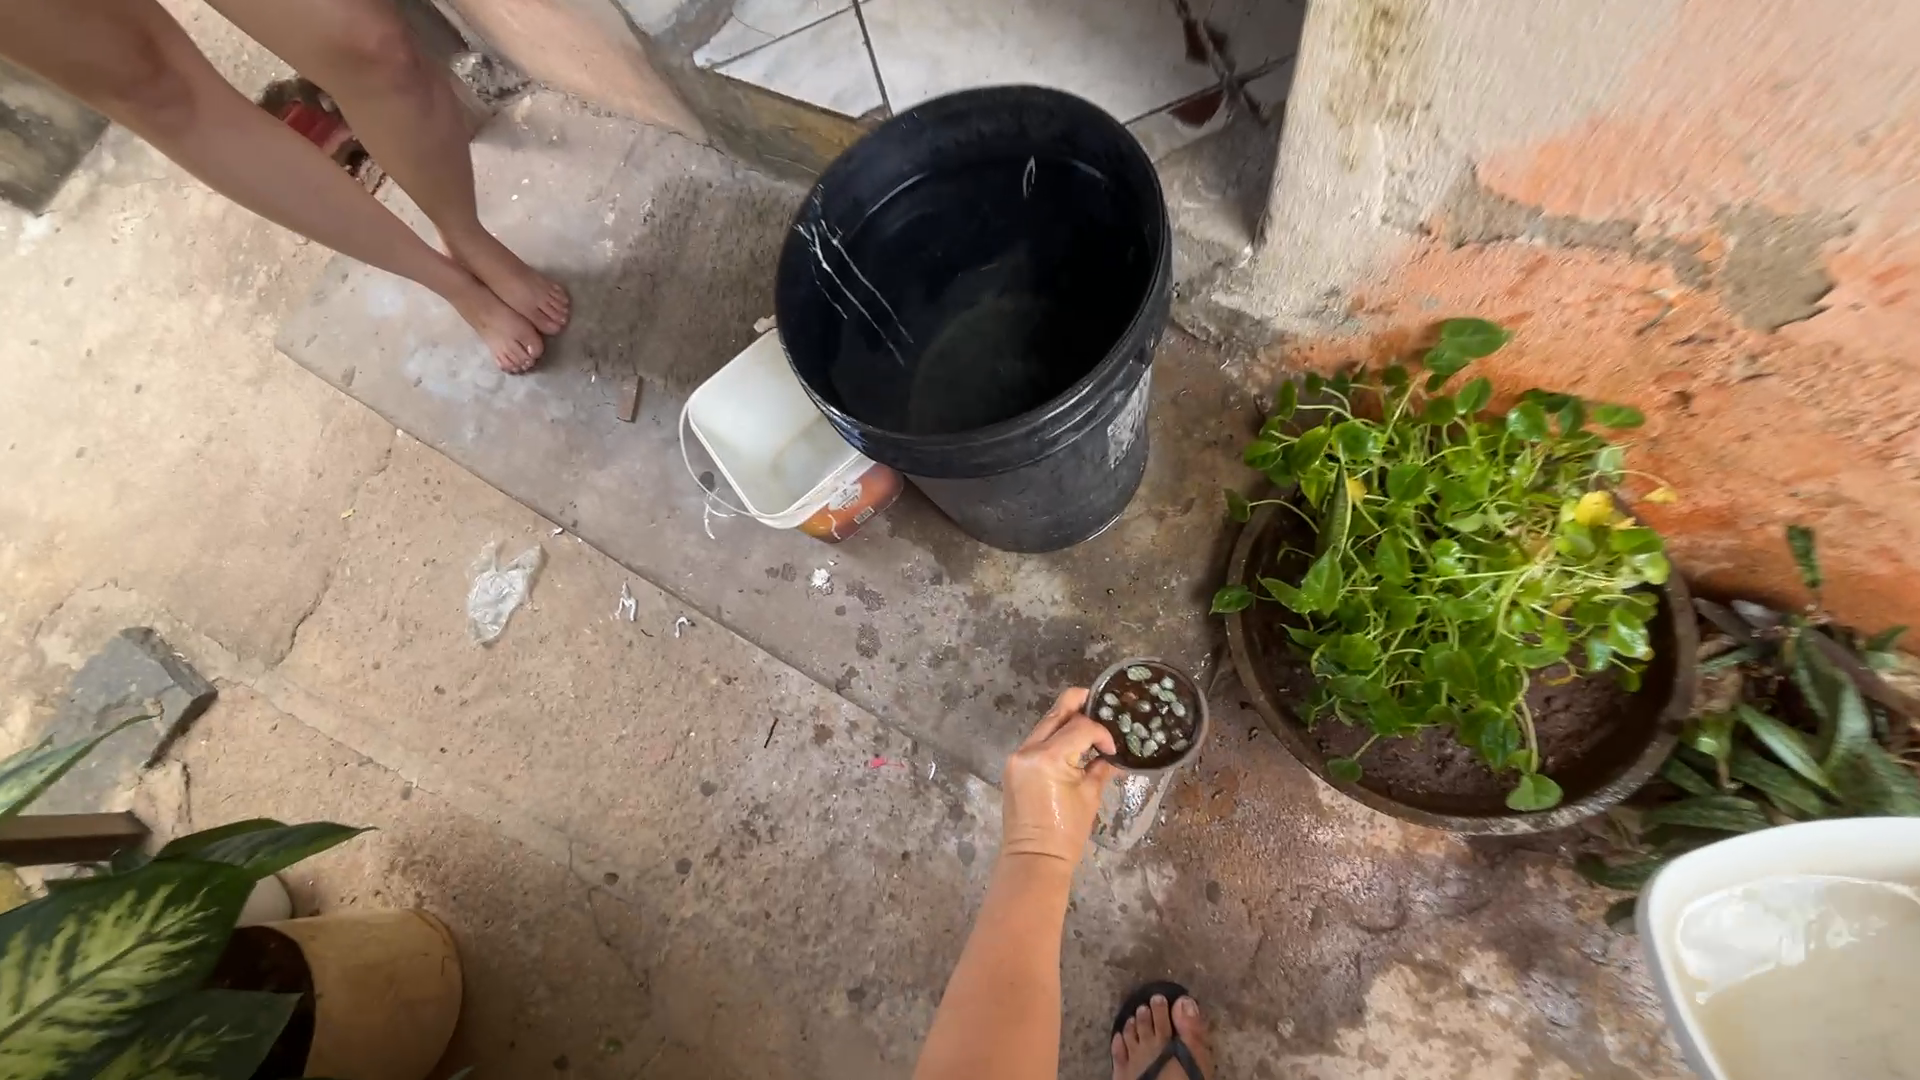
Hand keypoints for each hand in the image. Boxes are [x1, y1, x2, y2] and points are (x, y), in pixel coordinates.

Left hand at [999, 689, 1116, 865]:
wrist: (1034, 858)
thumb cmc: (1067, 832)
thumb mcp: (1090, 796)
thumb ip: (1100, 767)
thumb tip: (1112, 753)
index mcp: (1049, 757)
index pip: (1080, 726)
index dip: (1100, 732)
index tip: (1112, 748)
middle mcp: (1029, 749)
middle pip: (1056, 712)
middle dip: (1080, 705)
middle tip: (1100, 703)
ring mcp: (1018, 756)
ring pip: (1045, 724)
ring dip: (1066, 721)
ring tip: (1089, 726)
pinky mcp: (1014, 765)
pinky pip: (1037, 741)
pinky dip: (1054, 738)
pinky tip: (1071, 743)